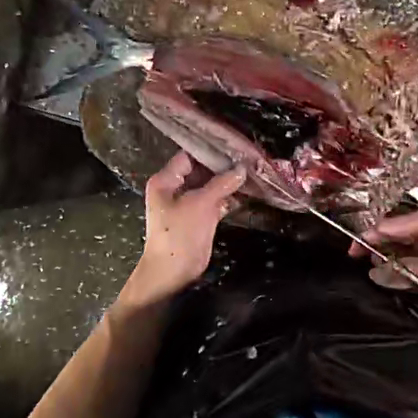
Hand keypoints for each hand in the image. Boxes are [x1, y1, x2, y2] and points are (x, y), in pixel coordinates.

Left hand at [123, 152, 246, 306]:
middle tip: (247, 158)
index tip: (232, 145)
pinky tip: (247, 192)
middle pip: (201, 171)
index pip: (188, 156)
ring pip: (210, 187)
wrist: (173, 272)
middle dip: (222, 167)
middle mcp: (175, 189)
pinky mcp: (199, 218)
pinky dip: (228, 197)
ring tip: (252, 172)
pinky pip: (215, 201)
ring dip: (228, 182)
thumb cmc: (179, 233)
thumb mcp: (200, 204)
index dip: (209, 151)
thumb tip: (242, 168)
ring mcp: (187, 204)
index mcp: (166, 180)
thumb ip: (221, 183)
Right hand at [351, 199, 417, 316]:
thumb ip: (410, 268)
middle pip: (396, 232)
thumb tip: (374, 271)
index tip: (350, 255)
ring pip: (404, 245)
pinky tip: (398, 278)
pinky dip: (405, 266)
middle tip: (365, 270)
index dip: (369, 238)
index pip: (394, 224)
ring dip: (392, 261)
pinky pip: (415, 255)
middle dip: (380, 250)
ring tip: (380, 276)